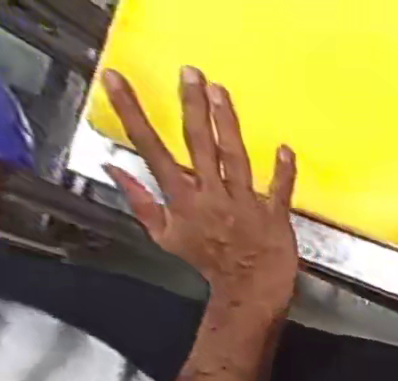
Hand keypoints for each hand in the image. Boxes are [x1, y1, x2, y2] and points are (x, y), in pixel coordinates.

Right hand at [100, 68, 299, 318]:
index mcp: (183, 200)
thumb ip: (140, 201)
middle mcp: (212, 197)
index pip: (152, 149)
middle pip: (199, 144)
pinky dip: (284, 172)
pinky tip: (285, 148)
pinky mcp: (274, 217)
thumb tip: (112, 168)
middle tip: (190, 72)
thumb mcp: (166, 236)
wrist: (250, 291)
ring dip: (228, 124)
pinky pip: (280, 191)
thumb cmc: (209, 264)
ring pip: (235, 158)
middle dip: (192, 106)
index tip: (117, 79)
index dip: (133, 113)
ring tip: (222, 92)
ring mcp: (245, 205)